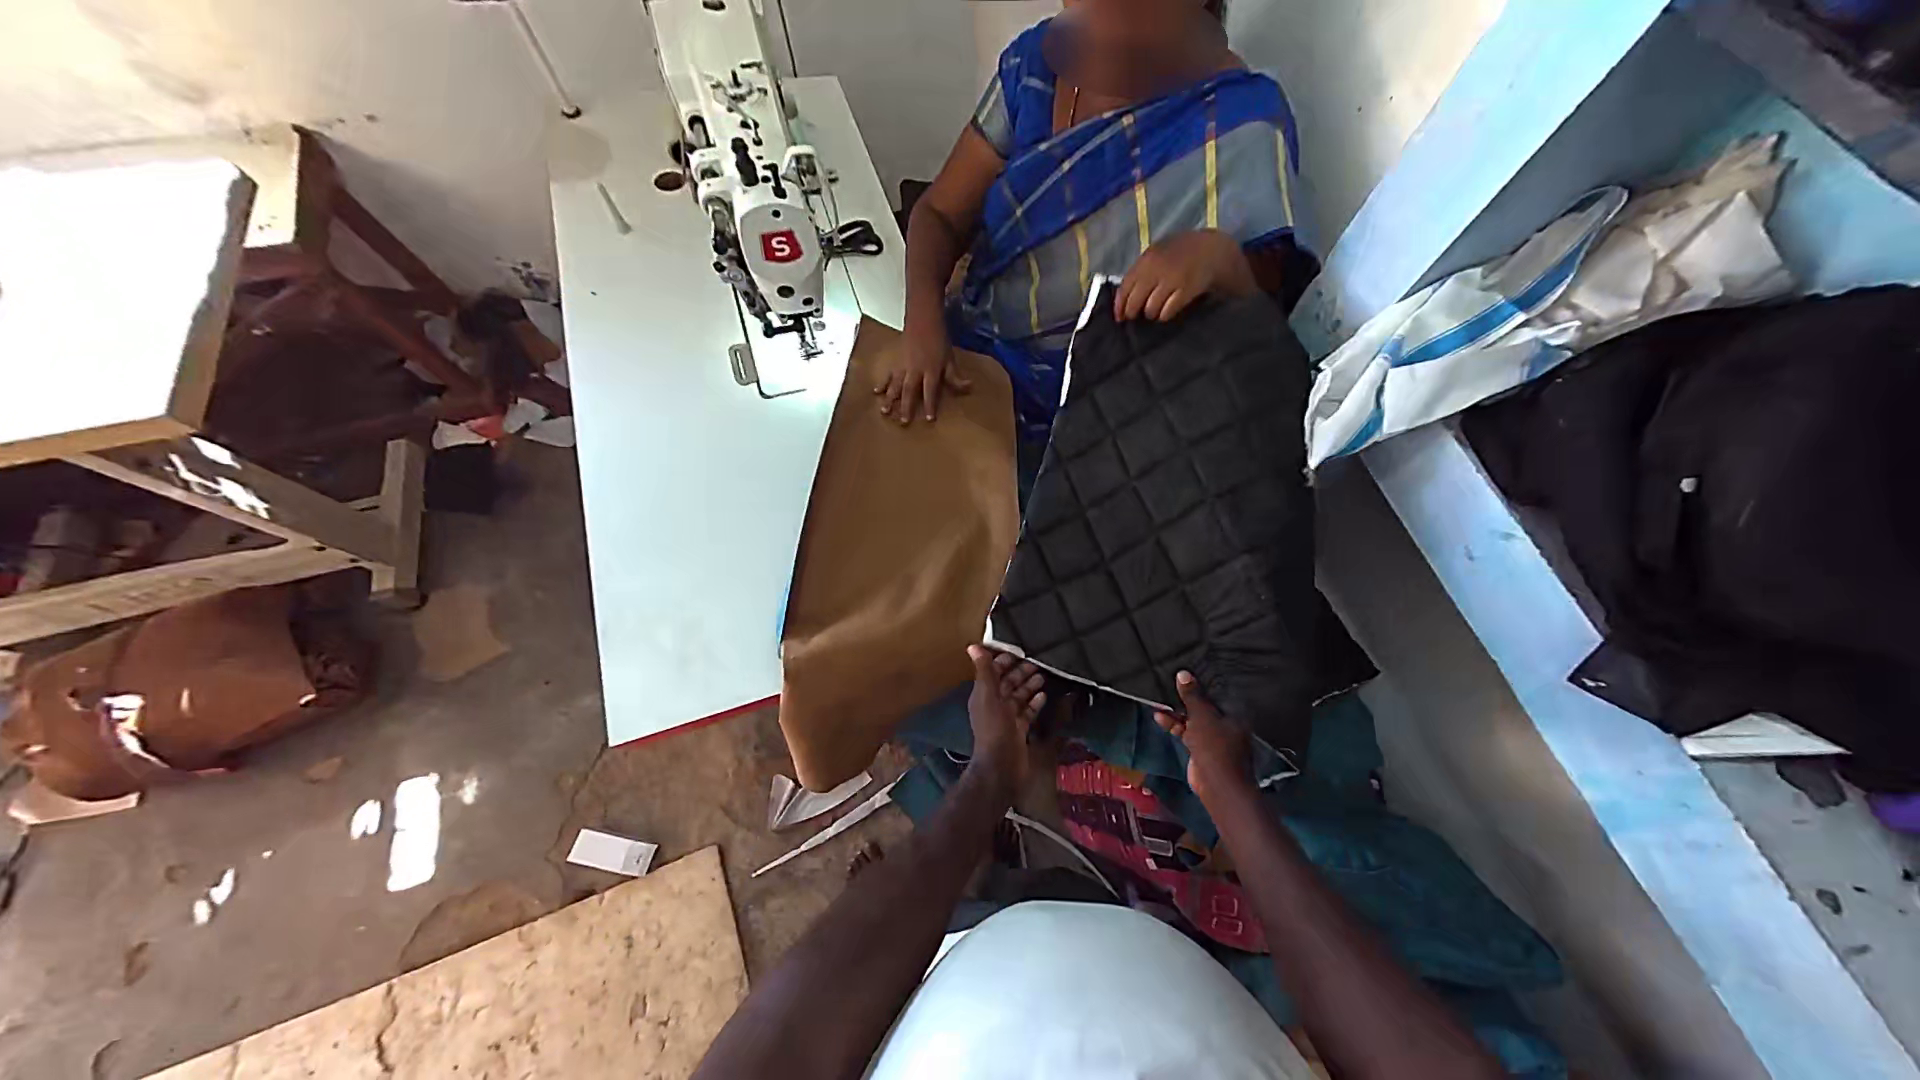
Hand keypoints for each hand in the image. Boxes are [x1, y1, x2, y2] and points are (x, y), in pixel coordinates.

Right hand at [875, 320, 971, 424]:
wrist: (923, 320)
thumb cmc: (939, 339)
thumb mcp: (950, 358)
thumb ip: (955, 376)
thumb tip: (968, 387)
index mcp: (931, 370)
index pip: (930, 390)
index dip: (930, 404)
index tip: (928, 419)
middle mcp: (915, 370)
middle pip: (910, 391)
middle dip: (906, 407)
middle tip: (903, 422)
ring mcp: (904, 365)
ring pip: (896, 384)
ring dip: (890, 398)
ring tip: (885, 411)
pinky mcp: (896, 360)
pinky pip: (889, 374)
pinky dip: (882, 382)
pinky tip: (877, 391)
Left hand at [965, 645, 1046, 789]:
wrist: (1002, 765)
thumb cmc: (994, 728)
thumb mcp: (987, 695)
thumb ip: (984, 671)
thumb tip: (972, 645)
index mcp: (983, 695)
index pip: (993, 672)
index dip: (1004, 661)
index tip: (1020, 650)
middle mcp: (994, 705)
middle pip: (1007, 683)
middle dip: (1020, 672)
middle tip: (1037, 662)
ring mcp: (1007, 719)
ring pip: (1019, 697)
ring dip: (1029, 685)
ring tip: (1043, 675)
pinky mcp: (1019, 730)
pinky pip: (1027, 713)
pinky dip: (1034, 703)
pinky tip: (1044, 696)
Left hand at [1114, 228, 1254, 321]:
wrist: (1213, 249)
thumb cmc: (1180, 254)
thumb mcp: (1158, 254)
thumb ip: (1141, 271)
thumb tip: (1122, 299)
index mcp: (1147, 259)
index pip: (1125, 287)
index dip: (1120, 305)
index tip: (1119, 317)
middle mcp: (1157, 269)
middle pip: (1135, 301)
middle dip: (1133, 312)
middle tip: (1135, 317)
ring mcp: (1173, 279)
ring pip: (1150, 309)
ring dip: (1150, 314)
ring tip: (1154, 313)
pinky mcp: (1187, 290)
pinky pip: (1167, 311)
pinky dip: (1164, 315)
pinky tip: (1166, 313)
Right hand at [1153, 671, 1252, 801]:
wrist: (1218, 785)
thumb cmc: (1215, 747)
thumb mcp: (1201, 716)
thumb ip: (1191, 695)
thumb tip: (1184, 673)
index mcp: (1234, 714)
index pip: (1218, 693)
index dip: (1202, 683)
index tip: (1185, 672)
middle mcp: (1227, 724)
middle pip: (1204, 706)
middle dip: (1187, 698)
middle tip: (1169, 684)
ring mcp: (1214, 737)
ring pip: (1193, 719)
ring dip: (1177, 712)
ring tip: (1159, 700)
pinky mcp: (1201, 749)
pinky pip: (1187, 731)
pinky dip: (1175, 725)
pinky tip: (1160, 717)